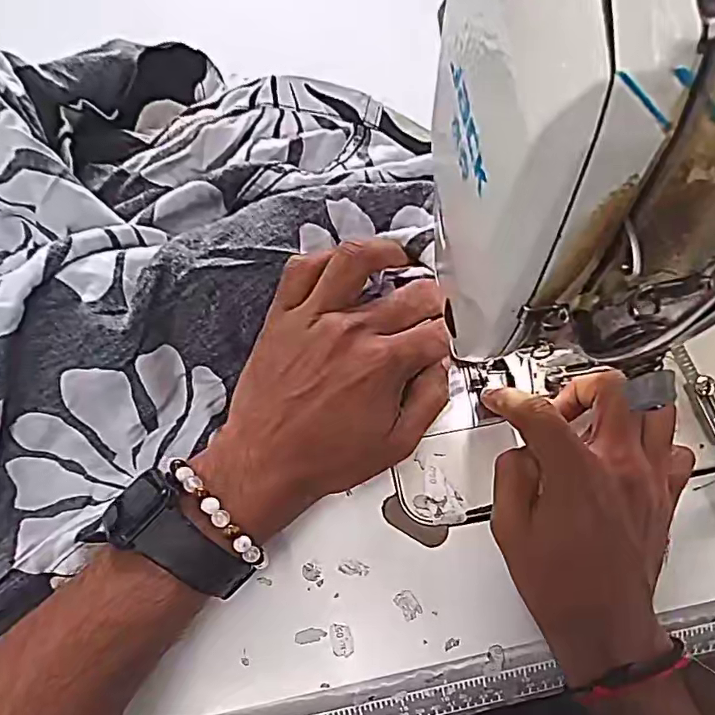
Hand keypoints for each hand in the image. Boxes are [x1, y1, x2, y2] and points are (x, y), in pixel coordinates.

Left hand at [192, 239, 451, 540]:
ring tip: (398, 258)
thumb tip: (439, 371)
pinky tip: (341, 265)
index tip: (443, 341)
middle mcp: (350, 334)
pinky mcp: (283, 318)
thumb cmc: (321, 459)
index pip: (435, 331)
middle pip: (410, 293)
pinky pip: (303, 268)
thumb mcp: (395, 445)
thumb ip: (428, 402)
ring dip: (386, 252)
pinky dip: (326, 257)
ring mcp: (314, 320)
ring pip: (356, 259)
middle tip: (433, 308)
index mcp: (382, 366)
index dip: (449, 335)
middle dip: (434, 299)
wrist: (265, 462)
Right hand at [483, 370, 694, 686]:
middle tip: (559, 410)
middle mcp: (620, 468)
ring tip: (596, 424)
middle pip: (611, 387)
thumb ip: (511, 477)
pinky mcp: (665, 496)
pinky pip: (675, 448)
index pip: (541, 412)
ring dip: (622, 405)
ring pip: (655, 406)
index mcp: (576, 474)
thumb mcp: (511, 531)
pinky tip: (629, 455)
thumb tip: (520, 453)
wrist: (603, 623)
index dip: (514, 399)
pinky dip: (652, 441)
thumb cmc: (563, 588)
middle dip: (576, 388)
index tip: (505, 402)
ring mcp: (649, 480)